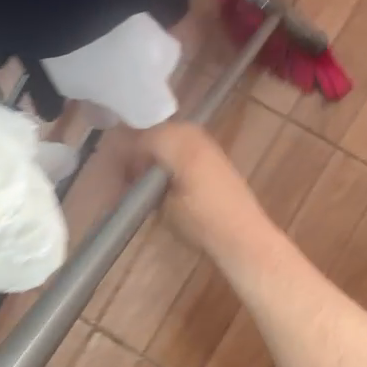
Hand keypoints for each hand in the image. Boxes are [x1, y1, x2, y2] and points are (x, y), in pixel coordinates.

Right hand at [137, 122, 275, 260]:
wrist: (242, 234)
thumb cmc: (200, 222)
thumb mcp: (163, 206)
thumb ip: (146, 184)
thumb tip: (135, 177)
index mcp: (179, 144)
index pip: (142, 137)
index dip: (128, 157)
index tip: (123, 178)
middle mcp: (194, 136)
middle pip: (158, 132)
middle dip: (143, 151)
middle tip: (134, 176)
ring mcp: (209, 144)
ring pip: (174, 136)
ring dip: (160, 152)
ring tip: (152, 178)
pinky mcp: (217, 156)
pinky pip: (188, 145)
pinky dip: (176, 156)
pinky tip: (172, 178)